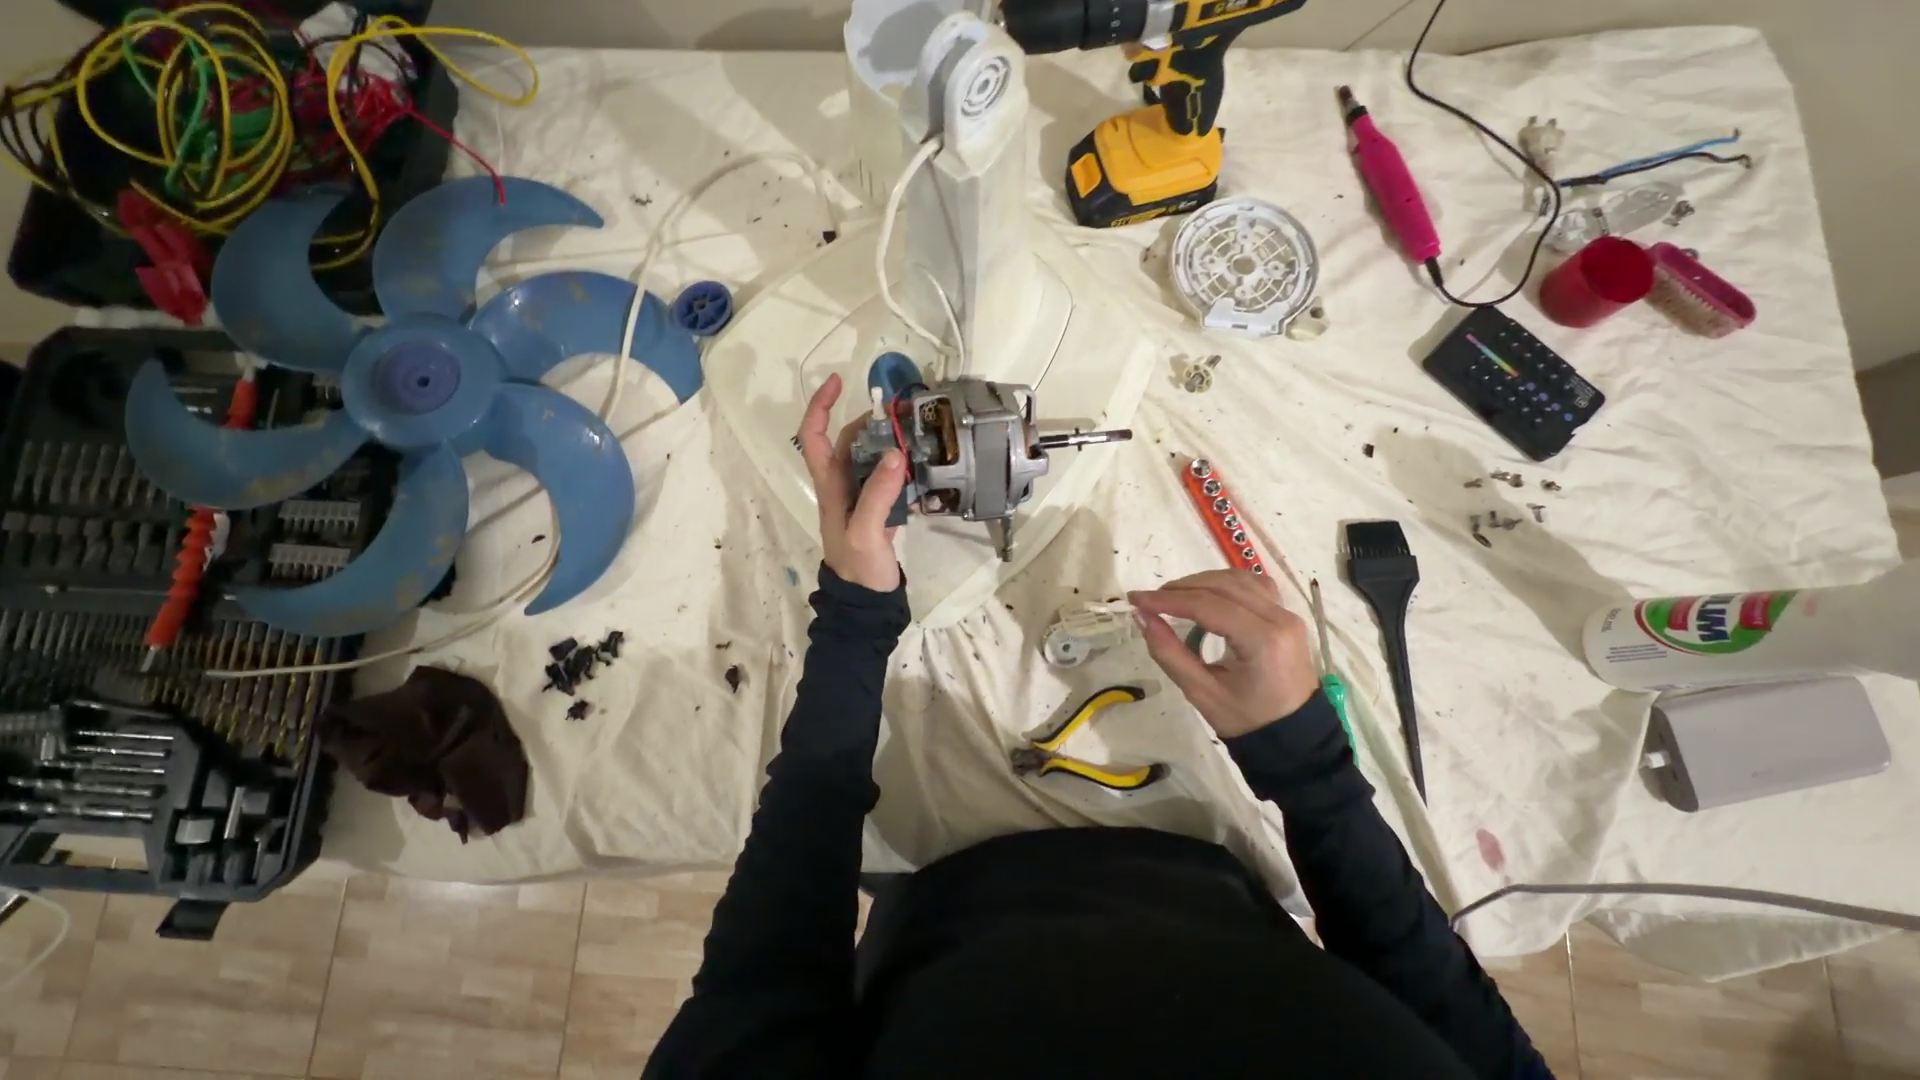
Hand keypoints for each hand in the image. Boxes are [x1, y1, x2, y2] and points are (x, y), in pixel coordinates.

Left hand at [797, 373, 906, 592]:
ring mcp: (861, 498)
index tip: (840, 382)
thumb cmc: (858, 566)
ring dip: (891, 442)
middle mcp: (842, 485)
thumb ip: (878, 494)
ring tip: (918, 433)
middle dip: (873, 422)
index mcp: (830, 485)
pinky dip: (903, 466)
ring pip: (873, 458)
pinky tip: (923, 464)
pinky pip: (889, 478)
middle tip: (904, 413)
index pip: (814, 436)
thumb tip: (896, 453)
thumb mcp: (865, 531)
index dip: (821, 406)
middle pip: (851, 441)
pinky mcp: (879, 510)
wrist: (866, 601)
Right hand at [1128, 570, 1317, 737]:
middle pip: (1223, 586)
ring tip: (1174, 597)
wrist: (1294, 736)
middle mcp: (1279, 618)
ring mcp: (1287, 614)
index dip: (1167, 600)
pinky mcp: (1287, 615)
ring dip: (1202, 582)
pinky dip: (1226, 584)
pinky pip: (1254, 585)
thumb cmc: (1246, 719)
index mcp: (1262, 641)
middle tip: (1150, 600)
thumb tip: (1141, 616)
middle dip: (1181, 588)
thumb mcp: (1201, 692)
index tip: (1136, 600)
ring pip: (1239, 579)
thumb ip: (1168, 652)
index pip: (1207, 605)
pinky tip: (1207, 595)